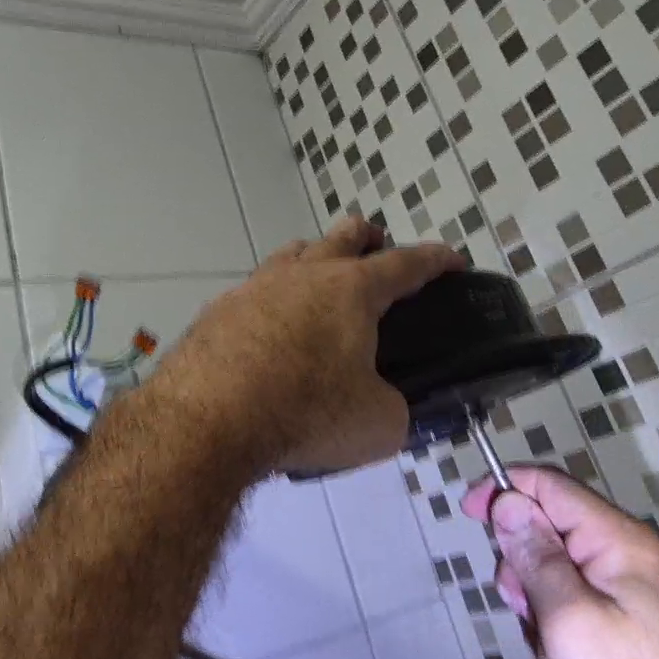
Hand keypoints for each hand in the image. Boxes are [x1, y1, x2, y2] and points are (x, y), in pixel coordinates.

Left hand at [156, 217, 461, 474]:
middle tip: (379, 252)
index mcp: (352, 290)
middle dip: (369, 238)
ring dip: (315, 261)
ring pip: (292, 255)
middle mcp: (303, 275)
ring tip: (321, 286)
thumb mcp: (378, 423)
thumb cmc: (305, 413)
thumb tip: (382, 402)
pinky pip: (255, 293)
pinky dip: (273, 303)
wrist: (206, 420)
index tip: (452, 259)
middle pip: (343, 235)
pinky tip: (269, 333)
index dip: (435, 260)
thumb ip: (393, 406)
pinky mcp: (218, 310)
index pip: (406, 264)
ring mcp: (254, 286)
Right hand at [462, 466, 658, 658]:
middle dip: (520, 557)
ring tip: (546, 637)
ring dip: (534, 593)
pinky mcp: (624, 614)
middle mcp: (625, 551)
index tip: (469, 512)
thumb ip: (535, 555)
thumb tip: (508, 500)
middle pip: (548, 522)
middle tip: (523, 604)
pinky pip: (568, 592)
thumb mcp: (569, 618)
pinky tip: (559, 648)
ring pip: (552, 561)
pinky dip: (550, 614)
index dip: (503, 489)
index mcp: (618, 539)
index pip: (549, 485)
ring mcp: (626, 584)